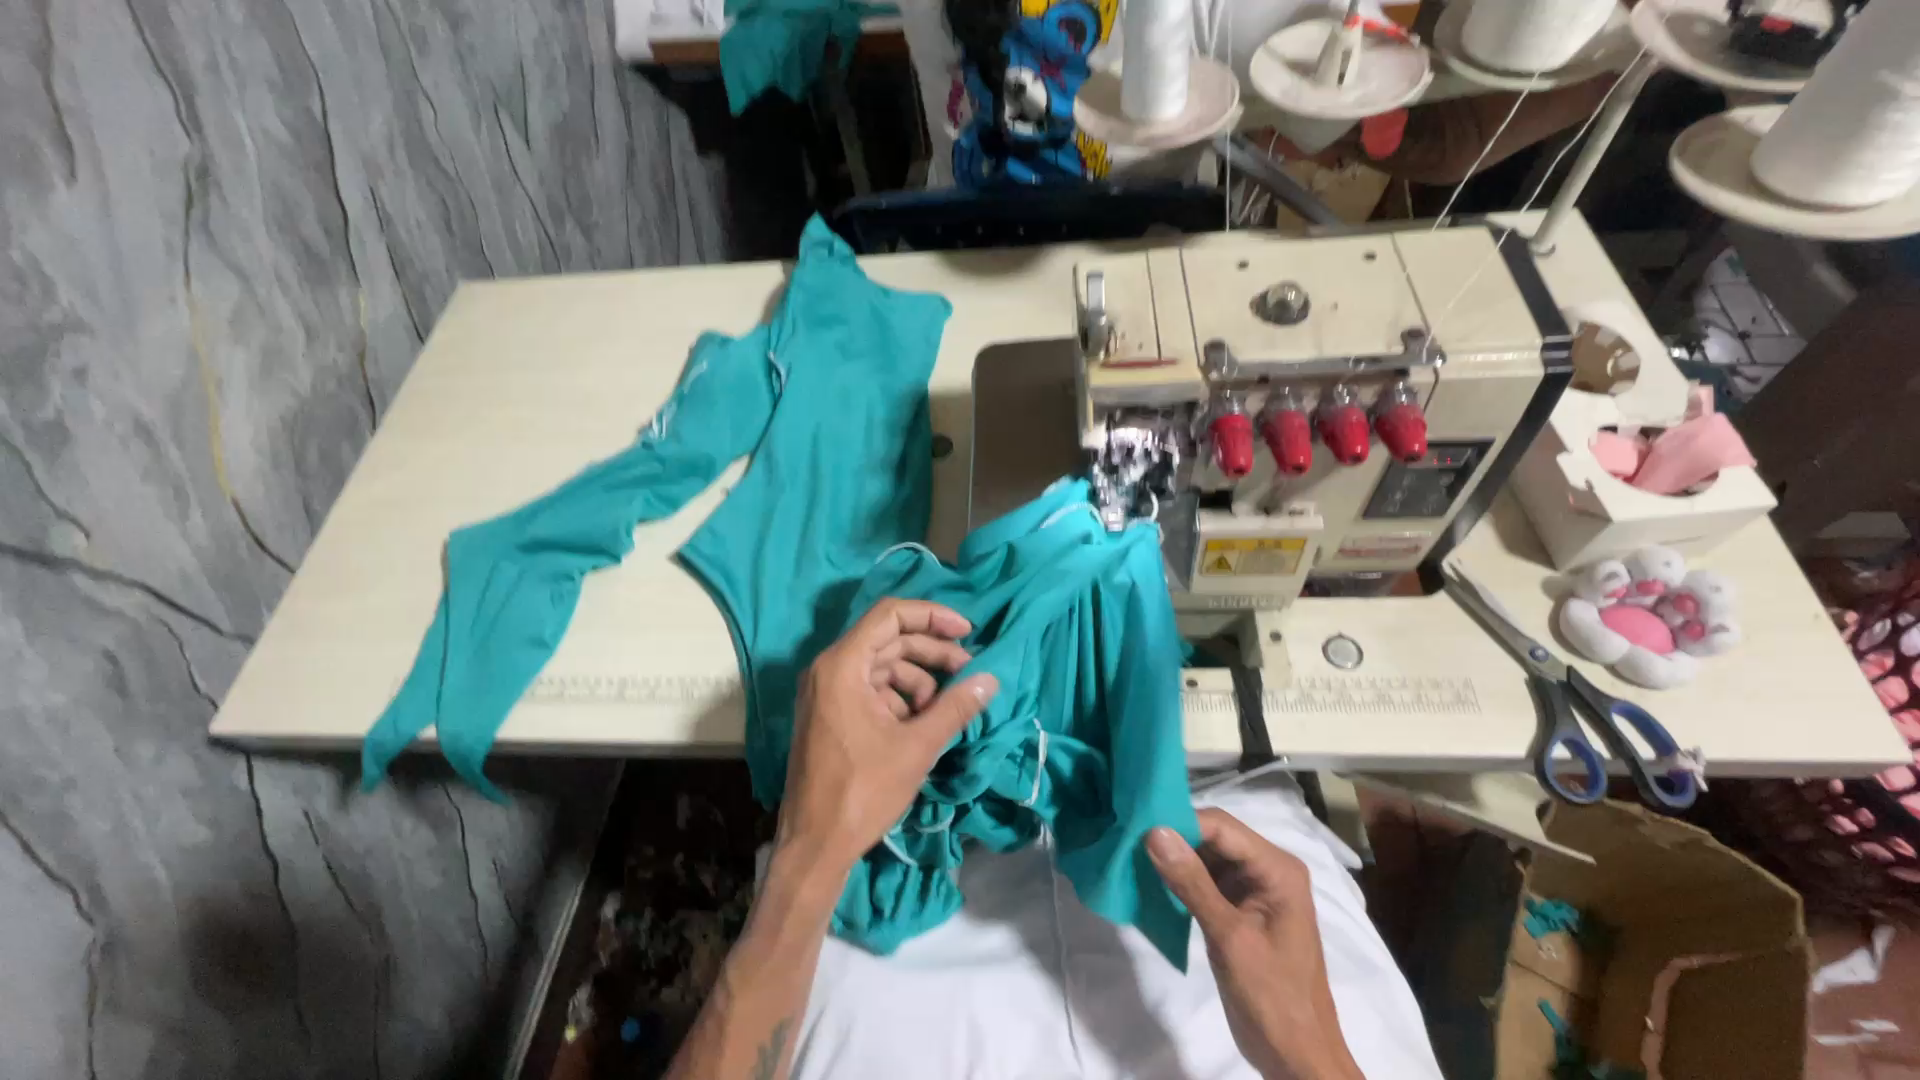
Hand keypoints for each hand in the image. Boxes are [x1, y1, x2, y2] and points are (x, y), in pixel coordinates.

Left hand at [780, 598, 998, 871]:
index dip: (932, 616)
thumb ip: (955, 707)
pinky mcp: (830, 713)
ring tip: (945, 708)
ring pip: (882, 665)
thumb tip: (991, 679)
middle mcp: (828, 669)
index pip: (890, 615)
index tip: (967, 632)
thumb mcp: (917, 747)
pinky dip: (900, 698)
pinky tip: (922, 723)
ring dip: (919, 679)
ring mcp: (826, 692)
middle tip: (968, 673)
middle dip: (932, 652)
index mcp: (842, 666)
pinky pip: (871, 688)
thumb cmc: (863, 791)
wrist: (814, 844)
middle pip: (889, 639)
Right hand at [1146, 810, 1364, 1079]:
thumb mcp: (1229, 937)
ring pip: (1207, 857)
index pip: (1221, 827)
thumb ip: (1191, 883)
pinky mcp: (1240, 909)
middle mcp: (1269, 869)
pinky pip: (1207, 881)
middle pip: (1214, 837)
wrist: (1298, 1057)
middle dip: (1174, 839)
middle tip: (1127, 842)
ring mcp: (1255, 890)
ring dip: (1174, 860)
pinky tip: (1151, 884)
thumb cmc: (1272, 996)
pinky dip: (1181, 882)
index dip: (1180, 822)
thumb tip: (1154, 832)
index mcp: (1278, 869)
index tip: (1135, 829)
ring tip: (1132, 859)